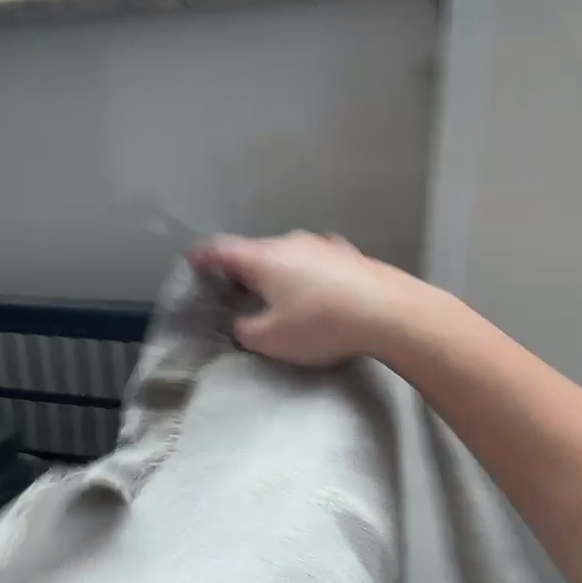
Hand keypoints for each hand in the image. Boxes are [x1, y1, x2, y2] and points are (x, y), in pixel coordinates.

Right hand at [188, 231, 430, 366]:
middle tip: (233, 291)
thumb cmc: (320, 324)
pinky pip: (314, 264)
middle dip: (241, 270)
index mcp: (262, 259)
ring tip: (274, 297)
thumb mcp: (270, 339)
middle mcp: (289, 243)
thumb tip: (242, 324)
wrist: (391, 312)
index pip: (221, 250)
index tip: (191, 260)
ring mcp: (322, 246)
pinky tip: (313, 297)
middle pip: (255, 252)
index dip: (202, 257)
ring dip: (276, 274)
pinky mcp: (349, 256)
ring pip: (287, 257)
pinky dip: (304, 277)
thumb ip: (245, 331)